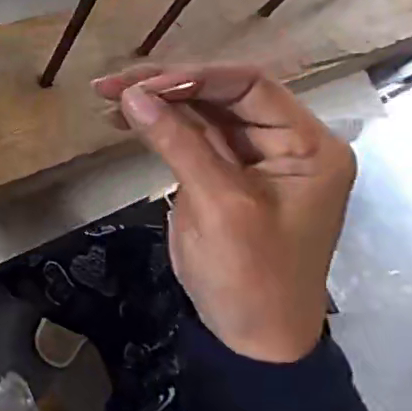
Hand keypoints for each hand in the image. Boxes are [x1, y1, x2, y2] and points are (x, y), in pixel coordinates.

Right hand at [93, 63, 356, 362]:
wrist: (251, 333)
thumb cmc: (252, 272)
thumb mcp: (218, 203)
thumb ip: (177, 142)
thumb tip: (131, 94)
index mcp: (307, 147)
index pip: (250, 87)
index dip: (193, 77)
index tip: (140, 86)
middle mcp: (282, 143)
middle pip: (219, 93)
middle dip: (164, 85)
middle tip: (109, 86)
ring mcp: (249, 157)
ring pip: (196, 110)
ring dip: (151, 100)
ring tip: (105, 96)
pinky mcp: (219, 171)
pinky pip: (185, 133)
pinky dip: (152, 123)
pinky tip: (121, 118)